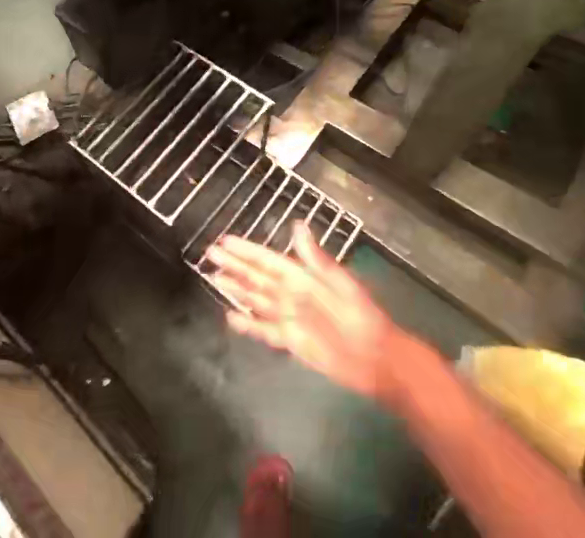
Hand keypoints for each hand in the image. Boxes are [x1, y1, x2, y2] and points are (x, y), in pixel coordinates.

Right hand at [205, 221, 410, 402]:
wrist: (374, 357)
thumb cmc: (361, 316)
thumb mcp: (340, 283)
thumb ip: (315, 258)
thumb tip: (297, 226)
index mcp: (304, 276)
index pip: (268, 260)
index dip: (247, 250)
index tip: (225, 241)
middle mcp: (293, 293)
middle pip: (257, 277)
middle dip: (235, 265)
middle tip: (210, 253)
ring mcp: (290, 317)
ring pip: (257, 299)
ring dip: (236, 289)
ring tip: (214, 277)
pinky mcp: (291, 340)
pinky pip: (264, 329)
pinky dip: (248, 324)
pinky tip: (231, 316)